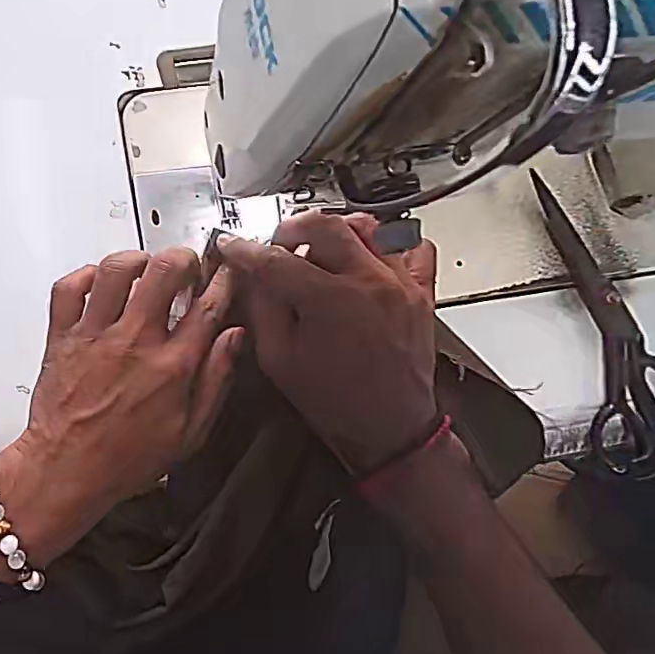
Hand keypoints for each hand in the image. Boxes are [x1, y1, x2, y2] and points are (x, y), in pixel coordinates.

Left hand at [0, 249, 244, 579]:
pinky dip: (85, 275)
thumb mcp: (190, 433)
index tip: (225, 273)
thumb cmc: (124, 458)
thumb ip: (216, 380)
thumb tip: (233, 339)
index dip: (223, 280)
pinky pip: (69, 287)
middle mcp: (135, 342)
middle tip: (185, 267)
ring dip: (136, 259)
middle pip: (165, 271)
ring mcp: (96, 335)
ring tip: (144, 268)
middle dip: (182, 258)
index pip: (208, 305)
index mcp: (172, 366)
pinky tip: (99, 284)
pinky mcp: (63, 336)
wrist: (67, 470)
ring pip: (116, 269)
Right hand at [216, 212, 439, 474]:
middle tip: (276, 243)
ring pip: (367, 225)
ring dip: (335, 230)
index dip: (246, 249)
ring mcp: (399, 284)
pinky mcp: (421, 292)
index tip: (233, 246)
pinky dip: (387, 243)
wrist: (389, 428)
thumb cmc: (336, 403)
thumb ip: (262, 309)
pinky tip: (367, 257)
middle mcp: (368, 283)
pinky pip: (413, 245)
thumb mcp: (279, 360)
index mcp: (328, 302)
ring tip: (318, 248)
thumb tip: (253, 276)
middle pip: (323, 224)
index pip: (275, 258)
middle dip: (290, 227)